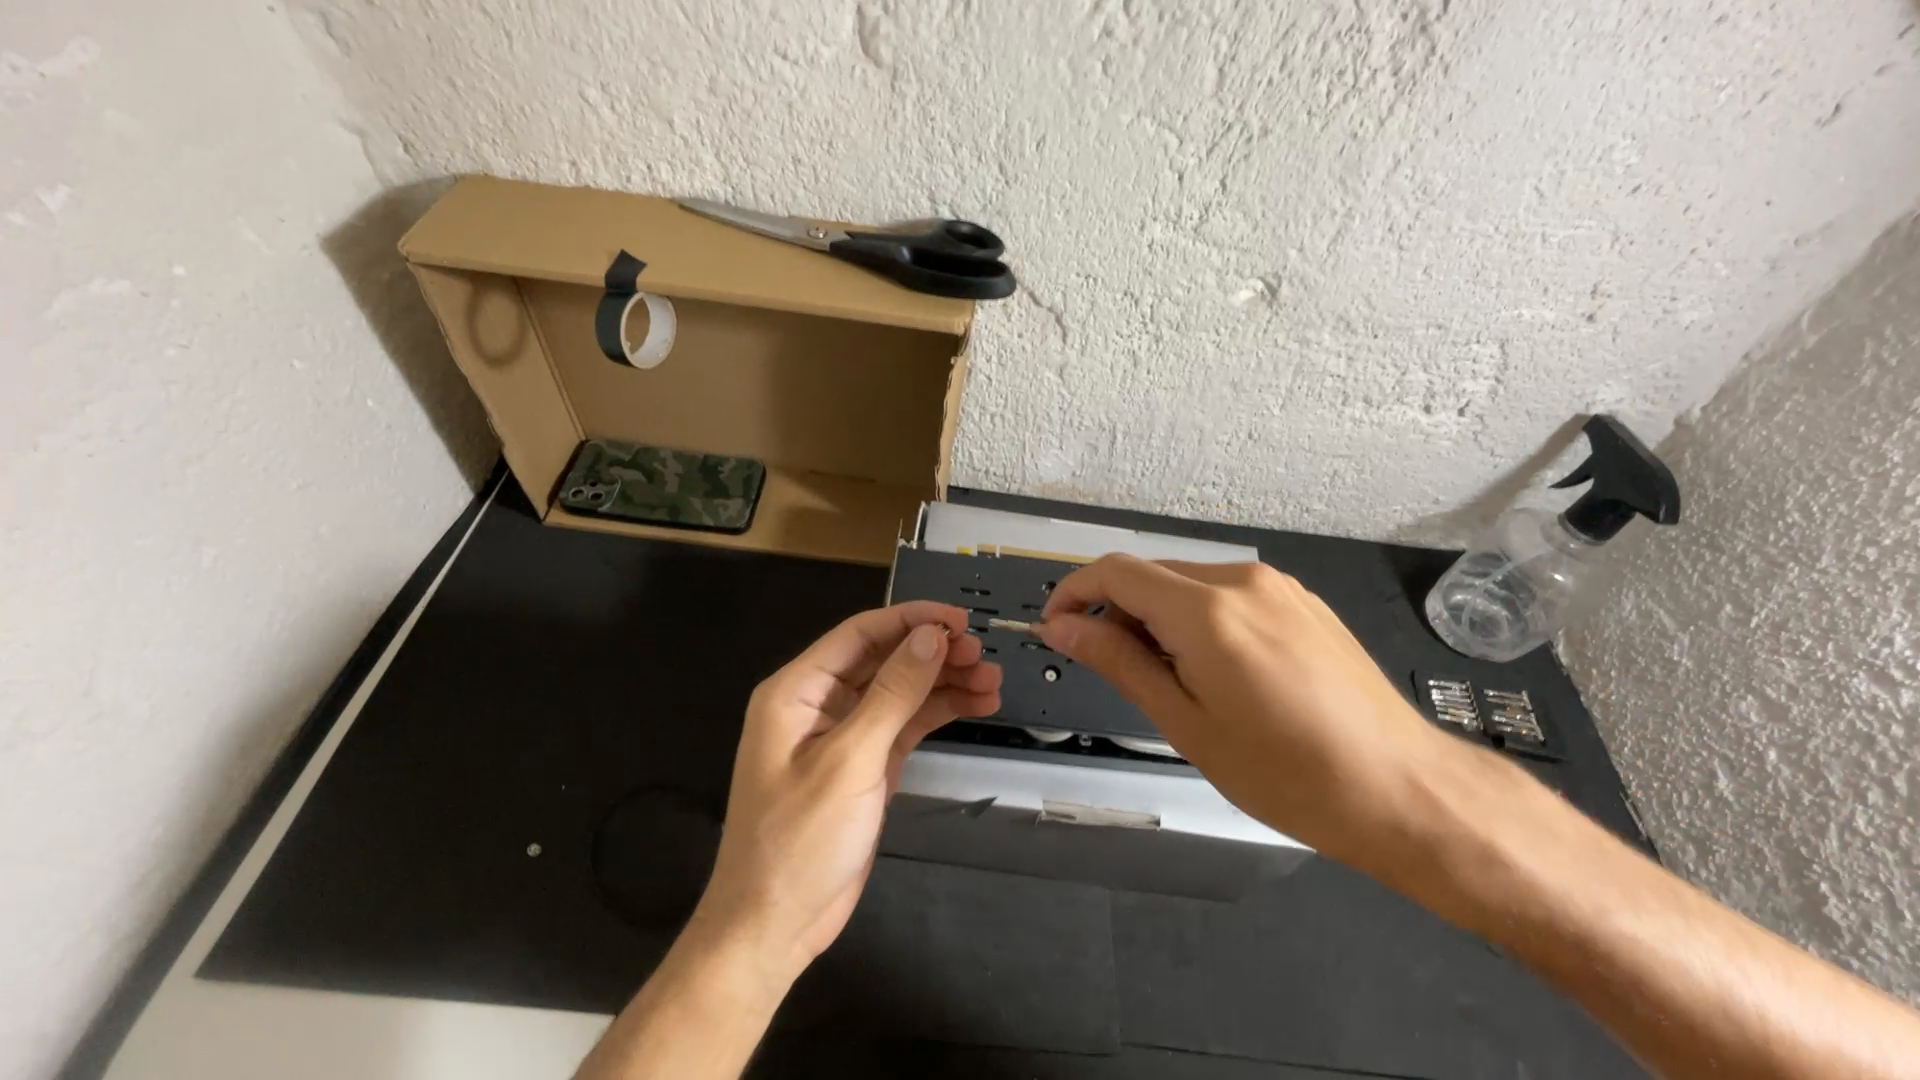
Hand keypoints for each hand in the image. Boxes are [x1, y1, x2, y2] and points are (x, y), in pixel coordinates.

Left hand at [686, 602, 1002, 987]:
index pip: (860, 634)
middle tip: (984, 657)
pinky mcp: (866, 766)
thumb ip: (892, 693)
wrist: (775, 924)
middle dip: (934, 654)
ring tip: (993, 682)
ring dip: (944, 683)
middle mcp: (820, 704)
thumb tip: (931, 636)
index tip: (961, 620)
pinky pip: (905, 726)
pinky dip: (939, 714)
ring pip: (901, 693)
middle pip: (884, 661)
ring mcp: (845, 736)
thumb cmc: (799, 839)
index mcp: (797, 690)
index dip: (911, 620)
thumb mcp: (849, 760)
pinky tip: (976, 705)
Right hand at [1036, 555, 1447, 860]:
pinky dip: (1199, 618)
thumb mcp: (1185, 723)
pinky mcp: (1304, 604)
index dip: (1073, 593)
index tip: (1054, 628)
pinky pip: (1230, 595)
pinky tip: (1214, 669)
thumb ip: (1119, 662)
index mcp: (1207, 610)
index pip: (1116, 572)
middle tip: (1109, 668)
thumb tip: (1063, 628)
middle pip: (1152, 574)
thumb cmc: (1285, 773)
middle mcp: (1244, 581)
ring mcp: (1280, 588)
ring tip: (1166, 678)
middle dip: (1115, 610)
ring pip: (1191, 583)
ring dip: (1158, 615)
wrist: (1400, 788)